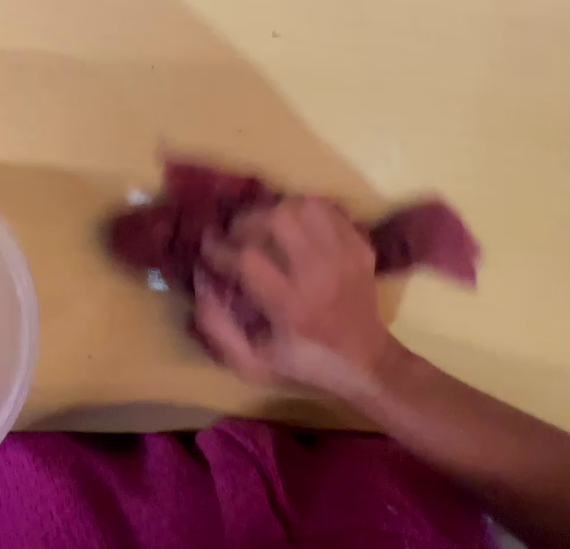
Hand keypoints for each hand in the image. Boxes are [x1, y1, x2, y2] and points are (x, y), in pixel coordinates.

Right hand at [193, 196, 405, 400]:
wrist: (369, 363)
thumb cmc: (307, 363)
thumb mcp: (255, 363)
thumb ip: (219, 328)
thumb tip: (201, 284)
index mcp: (292, 306)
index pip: (248, 259)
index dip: (219, 249)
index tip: (208, 248)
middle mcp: (320, 275)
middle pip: (278, 219)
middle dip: (248, 220)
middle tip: (238, 234)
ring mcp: (344, 257)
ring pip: (304, 205)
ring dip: (277, 210)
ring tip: (266, 227)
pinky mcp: (359, 247)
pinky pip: (327, 209)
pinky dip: (305, 211)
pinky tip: (295, 227)